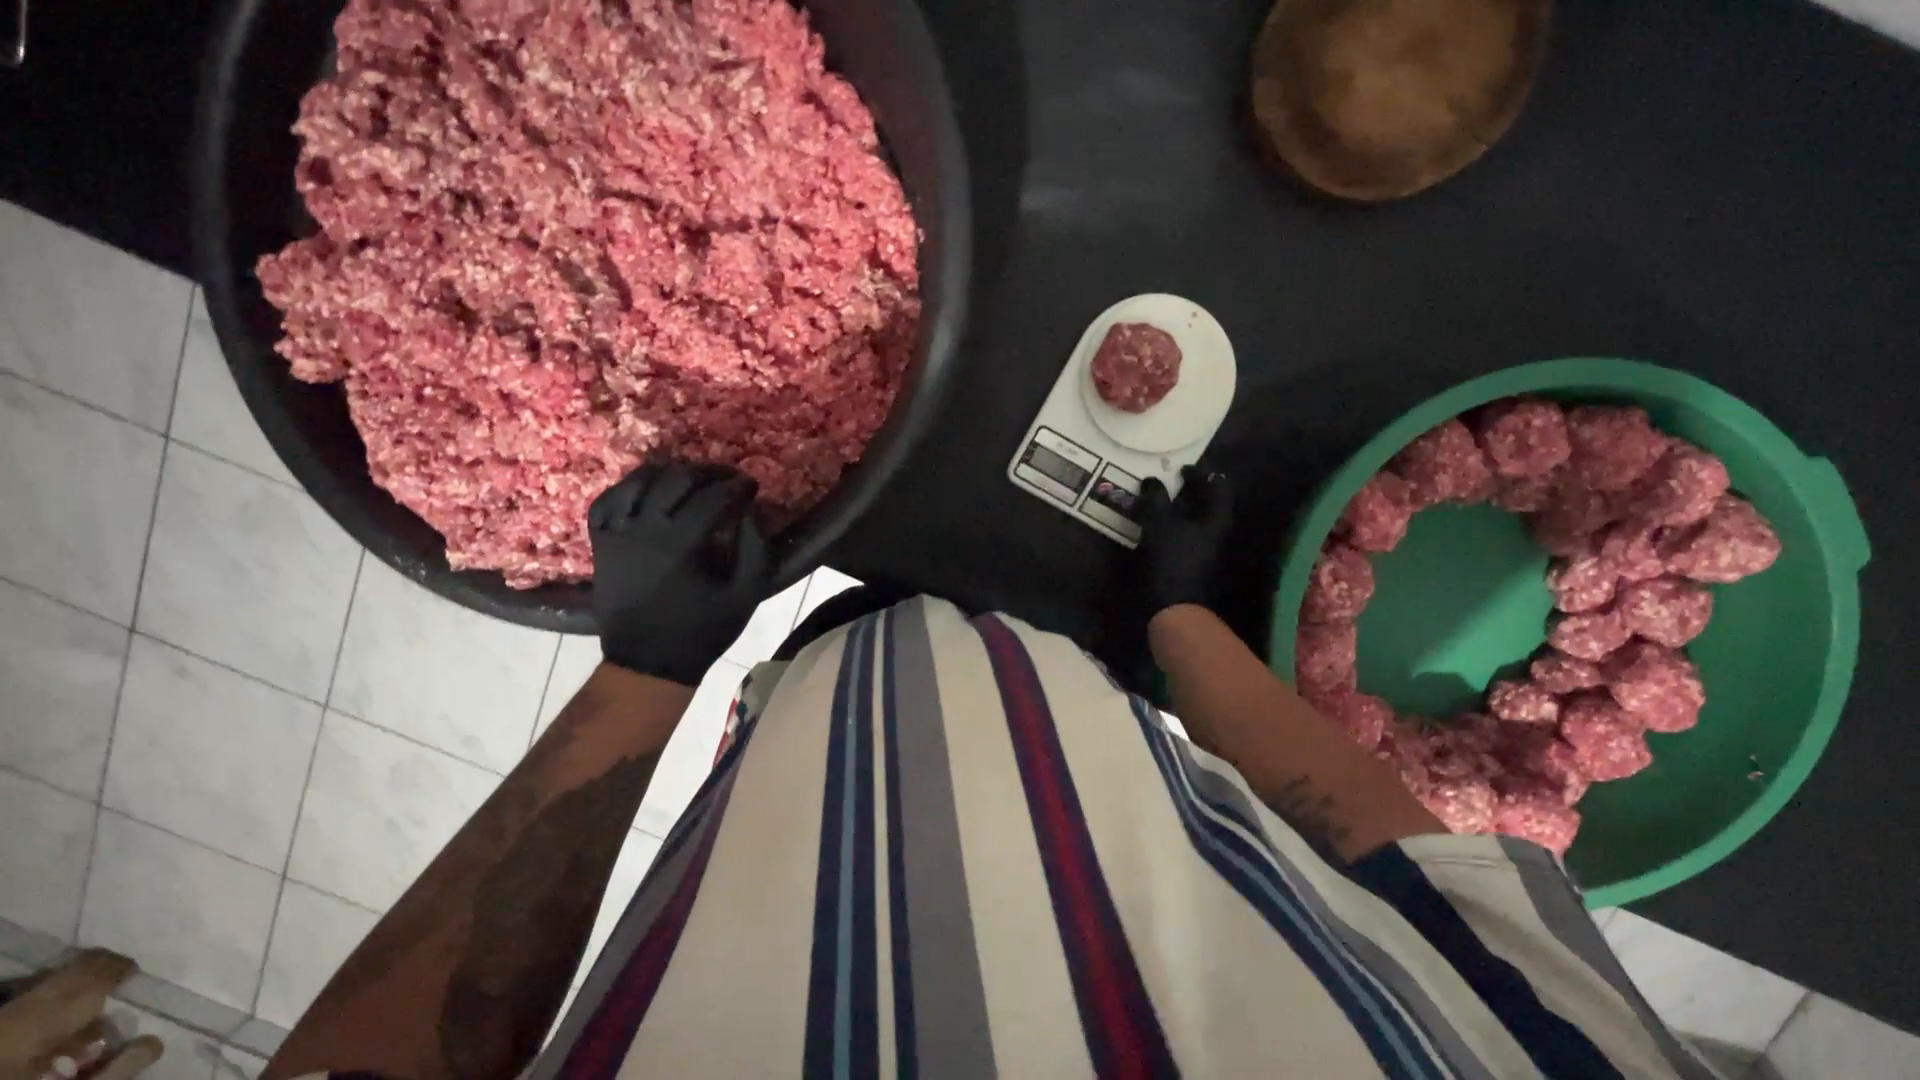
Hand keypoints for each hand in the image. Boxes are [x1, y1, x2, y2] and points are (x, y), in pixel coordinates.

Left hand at [589, 461, 770, 686]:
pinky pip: (609, 498)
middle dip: (707, 472)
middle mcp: (643, 530)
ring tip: (691, 479)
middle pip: (676, 479)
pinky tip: (649, 492)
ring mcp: (615, 533)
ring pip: (640, 480)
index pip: (712, 496)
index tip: (752, 486)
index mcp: (680, 544)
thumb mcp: (744, 597)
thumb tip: (751, 511)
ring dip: (670, 473)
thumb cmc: (701, 632)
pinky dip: (630, 487)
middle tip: (727, 478)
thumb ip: (755, 550)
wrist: (647, 663)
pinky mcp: (599, 542)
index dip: (736, 486)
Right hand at [1137, 466, 1232, 616]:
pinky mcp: (1195, 562)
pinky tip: (1155, 525)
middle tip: (1166, 482)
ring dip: (1178, 508)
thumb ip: (1156, 499)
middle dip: (1188, 490)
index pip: (1217, 484)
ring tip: (1156, 502)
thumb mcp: (1159, 524)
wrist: (1174, 607)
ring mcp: (1208, 548)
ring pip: (1196, 519)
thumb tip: (1152, 479)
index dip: (1200, 472)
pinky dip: (1173, 524)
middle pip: (1207, 502)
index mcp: (1217, 518)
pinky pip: (1186, 534)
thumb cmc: (1171, 560)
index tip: (1181, 467)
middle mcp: (1218, 531)